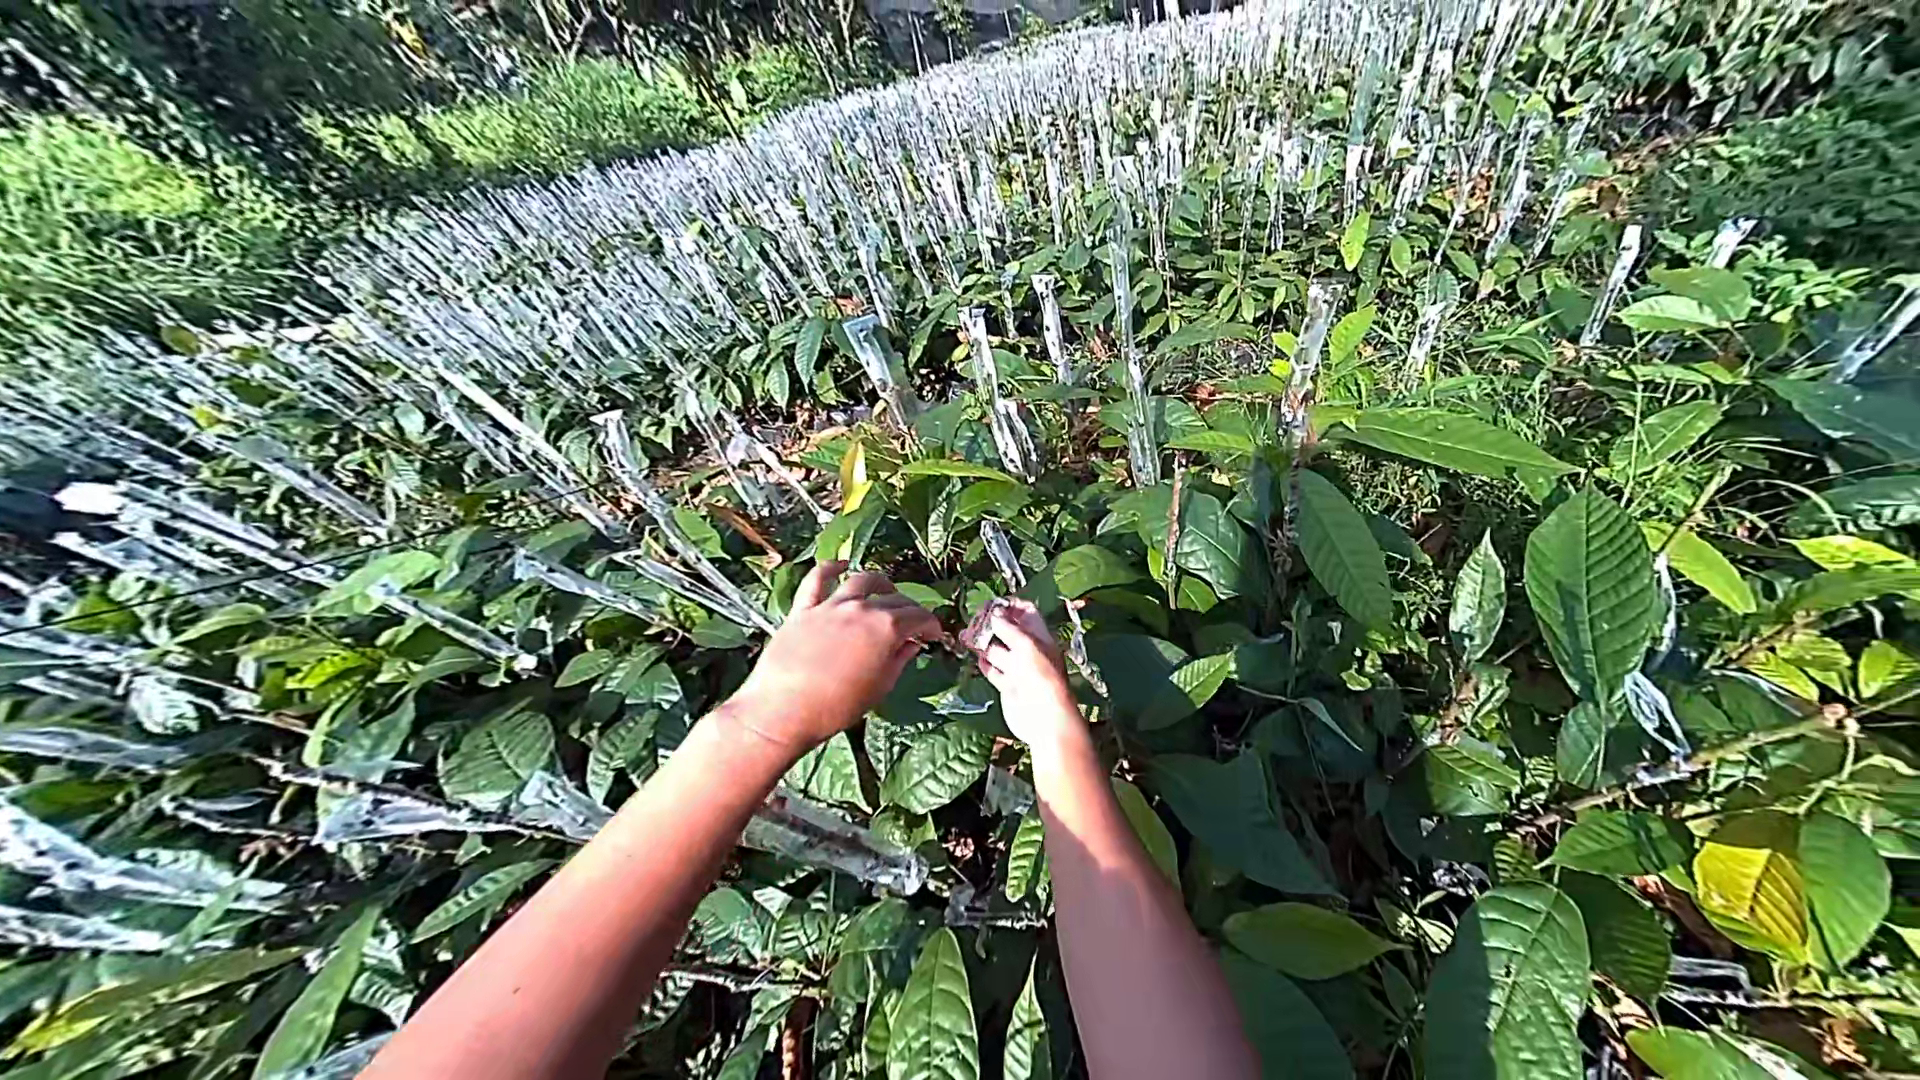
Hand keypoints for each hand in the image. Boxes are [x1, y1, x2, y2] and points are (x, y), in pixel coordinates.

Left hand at [724, 561, 943, 753]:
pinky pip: (818, 579)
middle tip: (913, 623)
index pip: (919, 617)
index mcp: (886, 628)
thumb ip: (899, 660)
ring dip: (880, 584)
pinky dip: (831, 568)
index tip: (933, 634)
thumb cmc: (836, 707)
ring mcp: (831, 605)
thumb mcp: (879, 688)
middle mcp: (862, 609)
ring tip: (885, 592)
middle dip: (910, 609)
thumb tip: (911, 644)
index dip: (931, 625)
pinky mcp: (804, 608)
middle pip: (895, 598)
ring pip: (862, 581)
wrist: (782, 711)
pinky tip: (839, 565)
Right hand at [968, 599, 1083, 750]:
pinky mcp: (1007, 684)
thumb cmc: (1040, 676)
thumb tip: (994, 614)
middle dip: (992, 624)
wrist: (1043, 717)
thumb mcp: (1026, 645)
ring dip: (983, 643)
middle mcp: (1029, 650)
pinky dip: (984, 663)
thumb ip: (1009, 628)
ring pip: (997, 650)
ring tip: (966, 636)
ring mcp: (1018, 668)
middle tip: (974, 620)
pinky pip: (993, 669)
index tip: (991, 604)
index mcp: (1039, 637)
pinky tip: (976, 658)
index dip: (1010, 606)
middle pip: (1008, 630)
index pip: (1026, 613)